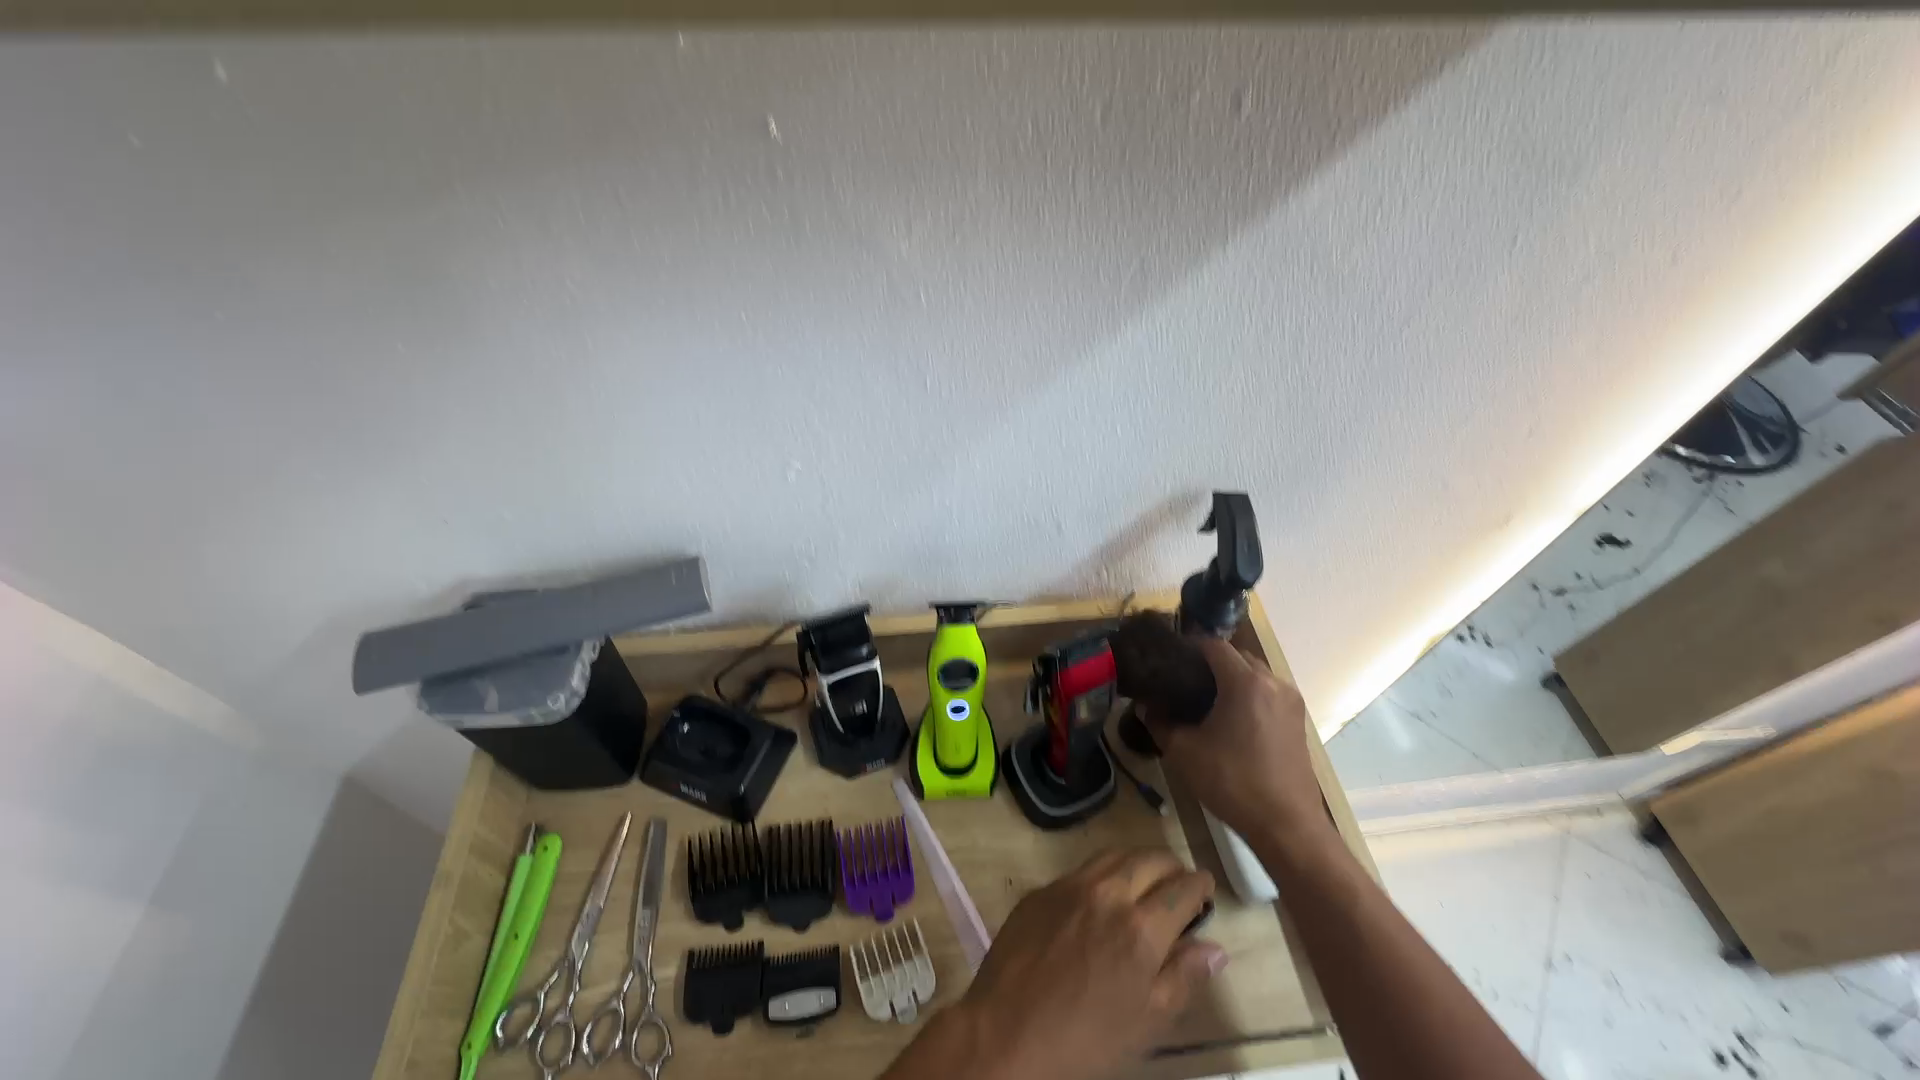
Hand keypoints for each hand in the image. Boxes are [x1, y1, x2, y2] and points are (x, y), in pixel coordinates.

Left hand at [955, 850, 1224, 1079]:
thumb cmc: (1084, 1038)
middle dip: (1173, 868)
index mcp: (1140, 927)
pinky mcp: (1040, 891)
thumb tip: (1214, 948)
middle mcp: (1107, 894)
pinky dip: (1101, 876)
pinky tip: (1100, 899)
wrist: (1005, 1033)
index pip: (1183, 888)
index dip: (1201, 886)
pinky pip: (1079, 871)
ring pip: (1114, 856)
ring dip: (1137, 863)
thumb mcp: (1146, 1021)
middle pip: (1150, 859)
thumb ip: (1183, 977)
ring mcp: (1068, 887)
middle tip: (1179, 885)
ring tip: (1145, 883)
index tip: (1206, 890)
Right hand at [1142, 638, 1330, 849]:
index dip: (1190, 647)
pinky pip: (1269, 694)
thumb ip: (1161, 723)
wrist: (1286, 825)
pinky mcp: (1298, 721)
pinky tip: (1230, 721)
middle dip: (1211, 663)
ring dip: (1232, 679)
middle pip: (1238, 657)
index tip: (1169, 659)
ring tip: (1206, 701)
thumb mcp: (1184, 752)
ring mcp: (1291, 702)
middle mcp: (1273, 683)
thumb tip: (1147, 706)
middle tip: (1184, 681)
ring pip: (1256, 675)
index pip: (1214, 646)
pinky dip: (1249, 696)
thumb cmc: (1232, 782)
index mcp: (1245, 682)